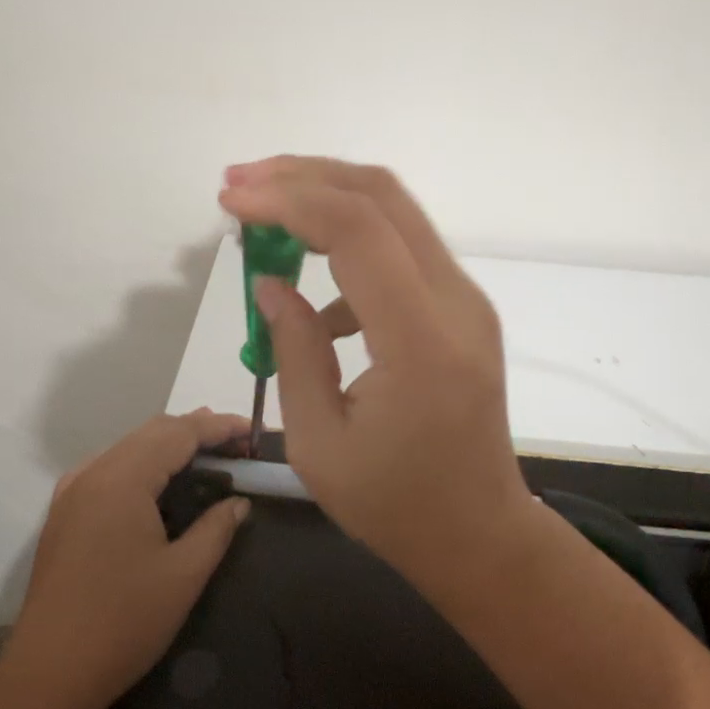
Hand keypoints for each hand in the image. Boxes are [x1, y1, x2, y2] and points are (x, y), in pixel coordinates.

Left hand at [9, 409, 250, 708]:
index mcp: (122, 480)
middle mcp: (92, 474)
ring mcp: (71, 494)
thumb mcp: (184, 574)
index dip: (219, 427)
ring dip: (169, 446)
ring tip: (208, 457)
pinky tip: (160, 486)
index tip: (254, 433)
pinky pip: (109, 470)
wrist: (50, 673)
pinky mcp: (64, 516)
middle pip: (151, 432)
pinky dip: (143, 465)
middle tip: (238, 446)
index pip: (178, 433)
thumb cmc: (124, 621)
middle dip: (196, 431)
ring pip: (128, 449)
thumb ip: (217, 528)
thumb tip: (238, 503)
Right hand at [218, 156, 529, 548]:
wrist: (479, 531)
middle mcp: (457, 304)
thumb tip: (271, 283)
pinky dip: (354, 251)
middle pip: (383, 197)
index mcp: (421, 342)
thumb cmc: (395, 505)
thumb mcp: (319, 444)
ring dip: (329, 203)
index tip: (229, 202)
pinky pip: (406, 255)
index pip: (357, 231)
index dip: (287, 201)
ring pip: (398, 215)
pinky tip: (315, 303)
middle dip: (305, 177)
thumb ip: (294, 352)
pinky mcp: (465, 311)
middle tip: (239, 186)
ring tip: (264, 225)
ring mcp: (468, 303)